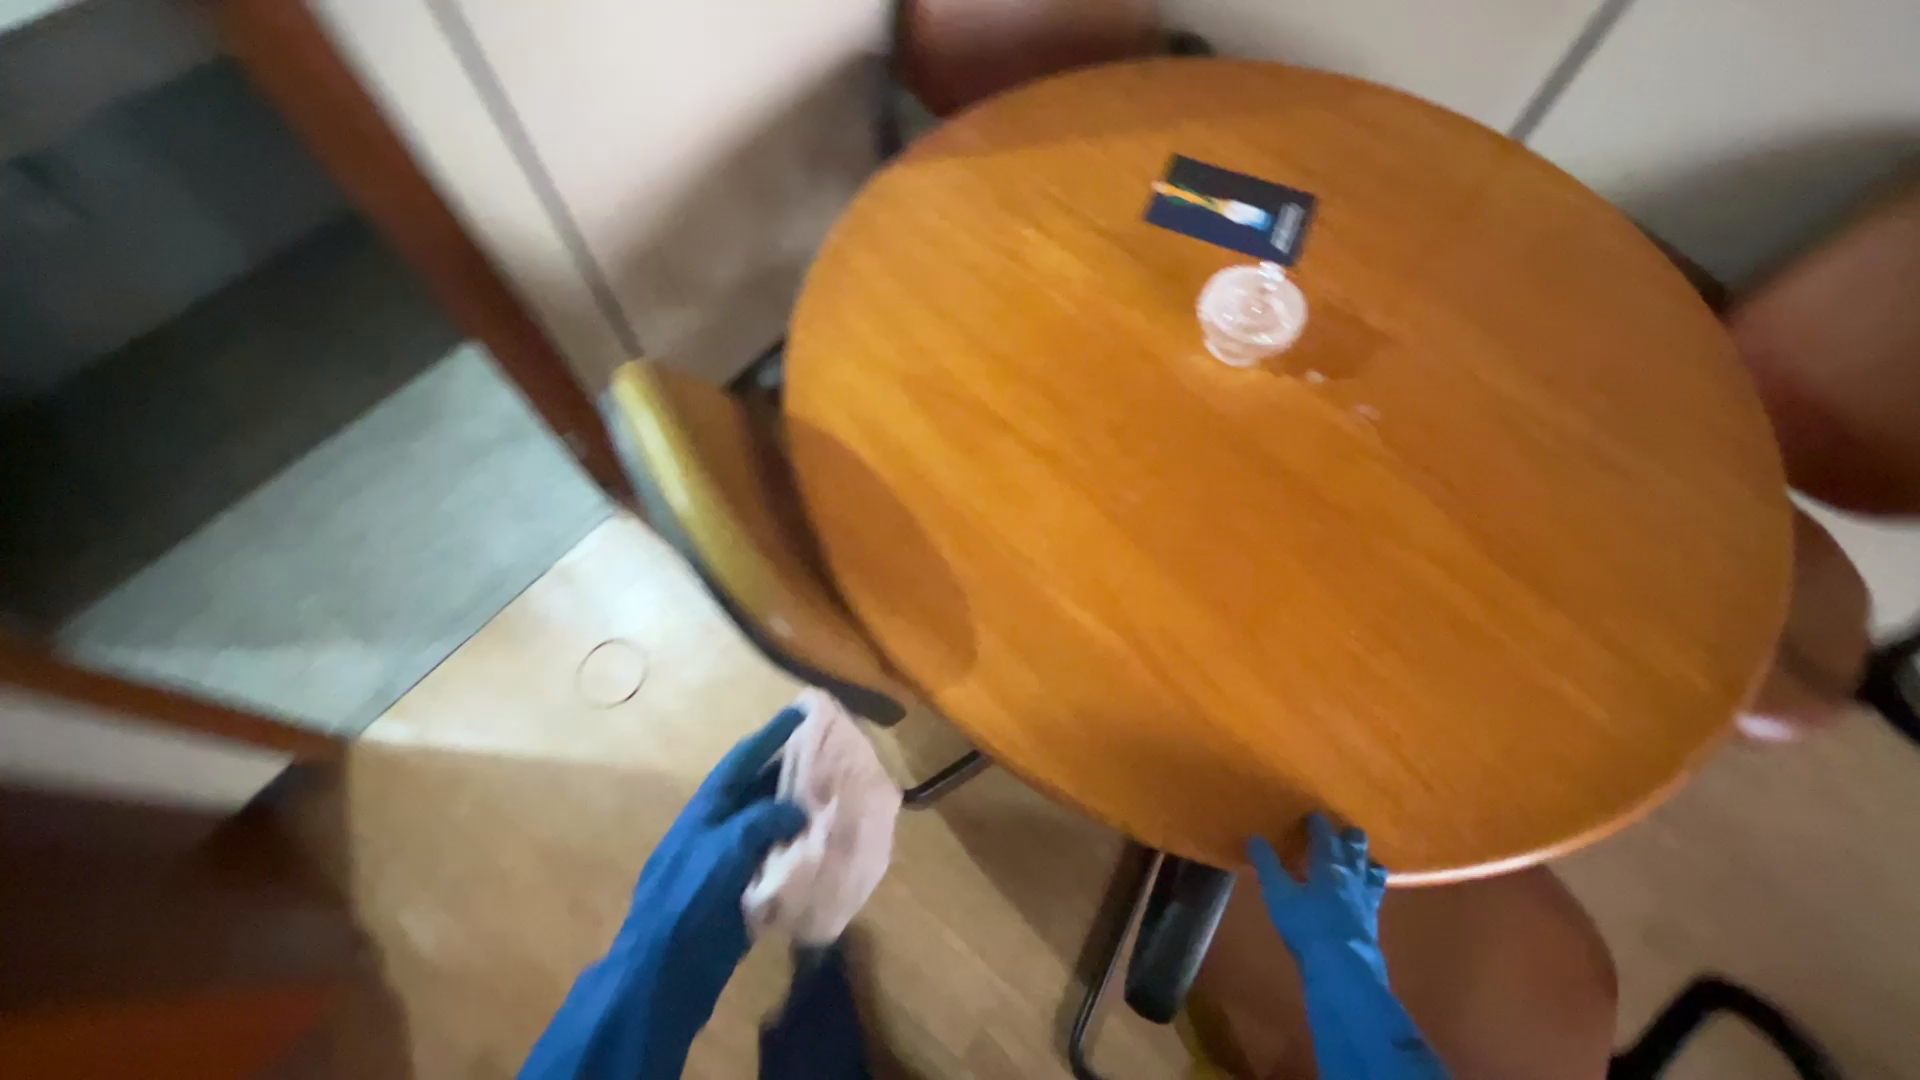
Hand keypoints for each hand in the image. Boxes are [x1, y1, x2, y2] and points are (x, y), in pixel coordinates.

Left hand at [520, 709, 809, 1079]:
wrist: (662, 973)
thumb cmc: (689, 900)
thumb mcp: (726, 848)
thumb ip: (764, 820)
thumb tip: (800, 811)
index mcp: (708, 809)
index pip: (744, 759)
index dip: (773, 734)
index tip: (803, 711)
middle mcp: (720, 828)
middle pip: (761, 789)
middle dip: (794, 771)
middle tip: (833, 756)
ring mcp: (730, 862)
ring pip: (772, 826)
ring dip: (802, 813)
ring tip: (839, 798)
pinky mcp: (742, 894)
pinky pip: (777, 862)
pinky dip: (800, 853)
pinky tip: (827, 849)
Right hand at [1247, 813, 1388, 969]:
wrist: (1344, 967)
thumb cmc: (1307, 923)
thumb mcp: (1278, 892)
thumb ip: (1267, 864)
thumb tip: (1255, 837)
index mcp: (1328, 865)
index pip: (1325, 836)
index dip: (1319, 823)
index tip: (1314, 814)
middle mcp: (1352, 877)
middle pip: (1356, 850)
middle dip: (1351, 838)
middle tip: (1347, 830)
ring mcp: (1366, 901)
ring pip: (1372, 873)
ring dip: (1367, 864)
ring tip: (1366, 861)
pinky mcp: (1372, 924)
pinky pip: (1374, 898)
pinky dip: (1370, 890)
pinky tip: (1365, 897)